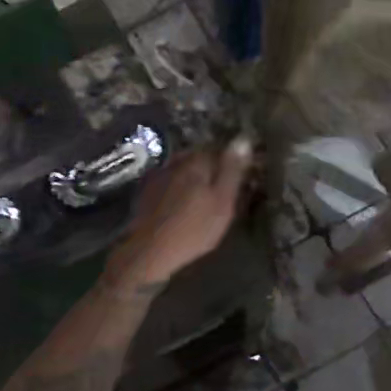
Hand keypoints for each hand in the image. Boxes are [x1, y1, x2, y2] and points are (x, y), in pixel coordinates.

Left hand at [103, 137, 252, 291]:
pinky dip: (180, 190)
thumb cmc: (193, 228)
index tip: (241, 177)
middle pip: (200, 159)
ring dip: (195, 180)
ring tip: (206, 199)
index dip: (232, 162)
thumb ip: (232, 170)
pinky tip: (184, 206)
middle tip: (225, 191)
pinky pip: (171, 184)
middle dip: (213, 170)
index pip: (219, 150)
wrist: (150, 251)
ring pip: (184, 171)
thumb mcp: (222, 201)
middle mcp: (175, 162)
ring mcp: (158, 176)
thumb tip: (243, 139)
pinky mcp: (147, 192)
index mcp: (196, 161)